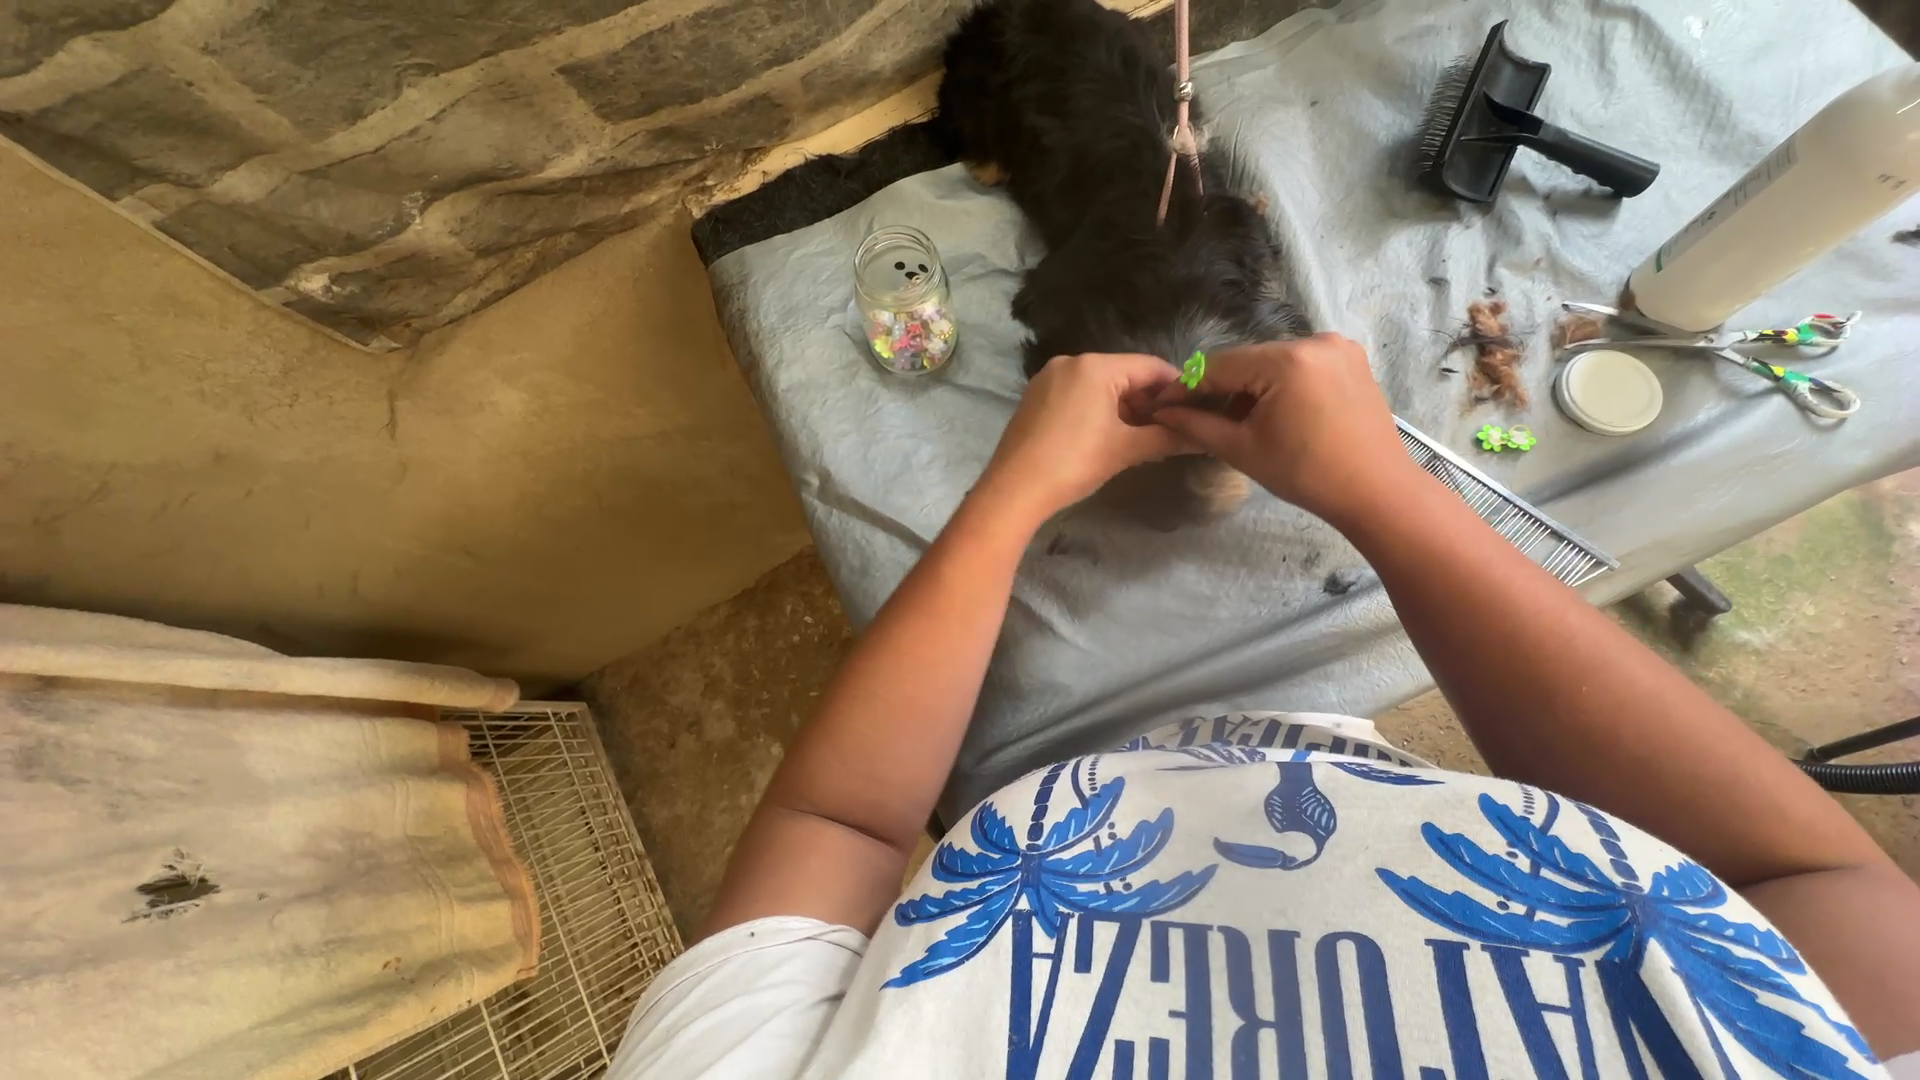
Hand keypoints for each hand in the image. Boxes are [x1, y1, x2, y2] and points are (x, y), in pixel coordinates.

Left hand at [974, 353, 1193, 525]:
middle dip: (1148, 402)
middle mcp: (1069, 363)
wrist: (1013, 490)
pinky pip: (1077, 396)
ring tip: (1143, 439)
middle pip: (1123, 375)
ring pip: (1099, 387)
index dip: (1176, 388)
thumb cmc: (1074, 463)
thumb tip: (1203, 438)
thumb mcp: (1125, 450)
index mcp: (1094, 366)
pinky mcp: (1034, 399)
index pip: (1150, 366)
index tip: (1195, 409)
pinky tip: (1107, 437)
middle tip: (1169, 430)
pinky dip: (1097, 412)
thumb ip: (1167, 438)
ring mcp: (1047, 380)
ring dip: (1124, 409)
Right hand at [1151, 334, 1418, 526]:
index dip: (1186, 385)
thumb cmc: (1305, 474)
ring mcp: (1337, 347)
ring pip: (1272, 361)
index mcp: (1287, 360)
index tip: (1162, 404)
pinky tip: (1272, 413)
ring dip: (1249, 386)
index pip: (1219, 365)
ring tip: (1238, 420)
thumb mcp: (1241, 449)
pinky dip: (1278, 383)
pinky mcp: (1351, 359)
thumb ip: (1196, 424)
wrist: (1376, 491)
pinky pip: (1299, 364)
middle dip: (1220, 387)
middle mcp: (1314, 341)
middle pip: (1246, 360)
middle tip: (1197, 416)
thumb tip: (1161, 411)